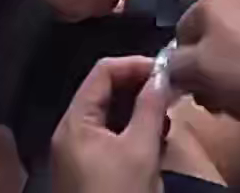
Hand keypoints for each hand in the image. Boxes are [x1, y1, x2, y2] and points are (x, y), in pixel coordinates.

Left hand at [51, 56, 171, 192]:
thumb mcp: (141, 150)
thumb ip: (151, 105)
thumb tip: (162, 73)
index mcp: (76, 122)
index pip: (104, 70)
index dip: (135, 64)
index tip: (165, 71)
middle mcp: (71, 133)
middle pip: (105, 91)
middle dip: (139, 88)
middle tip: (169, 93)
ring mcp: (77, 156)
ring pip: (110, 115)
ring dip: (138, 111)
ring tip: (165, 119)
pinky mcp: (87, 175)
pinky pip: (110, 138)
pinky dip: (132, 132)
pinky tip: (154, 143)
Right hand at [167, 0, 239, 124]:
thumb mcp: (196, 70)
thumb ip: (172, 66)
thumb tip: (167, 68)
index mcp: (209, 1)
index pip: (178, 33)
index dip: (180, 64)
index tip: (191, 88)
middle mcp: (229, 2)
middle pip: (199, 43)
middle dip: (200, 73)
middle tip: (211, 97)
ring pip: (219, 54)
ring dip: (218, 80)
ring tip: (228, 100)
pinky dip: (237, 76)